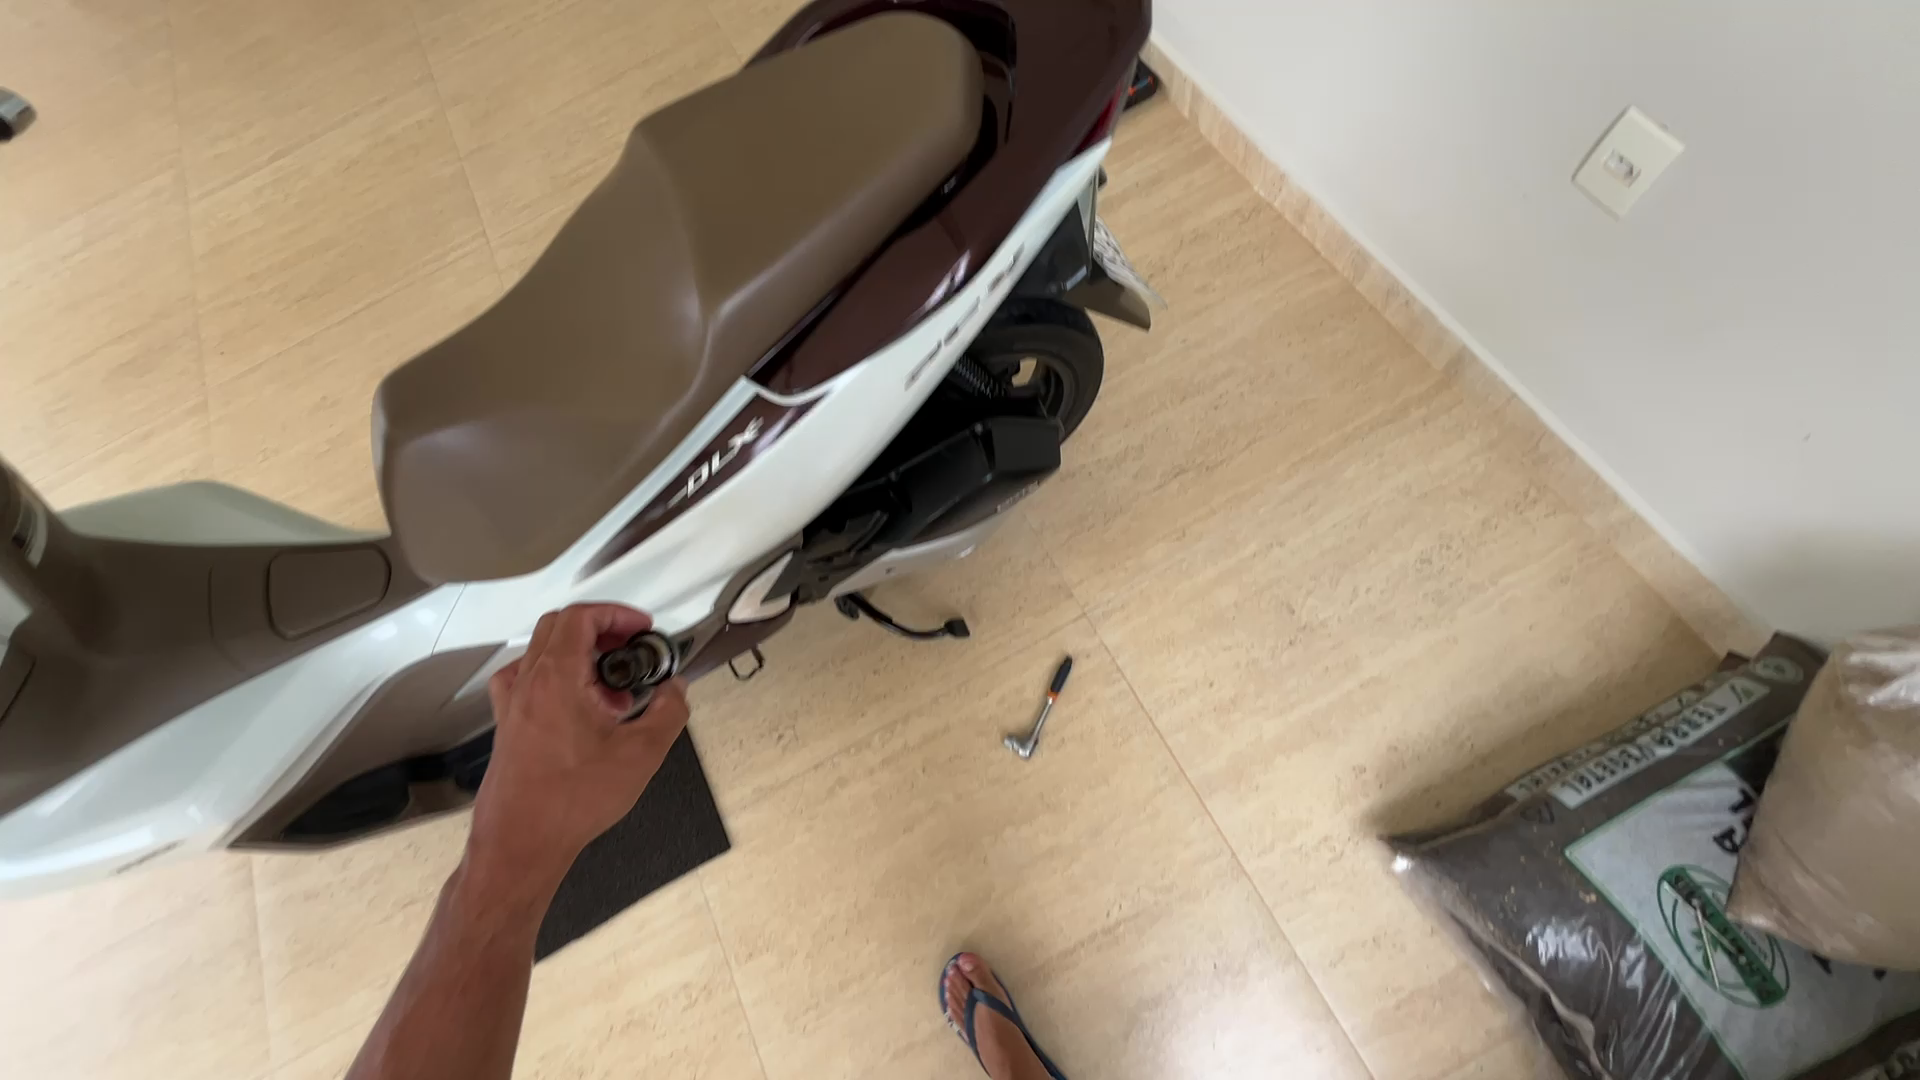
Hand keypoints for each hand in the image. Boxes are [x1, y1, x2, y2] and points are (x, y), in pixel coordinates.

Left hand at [466, 603, 689, 894]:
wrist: (521, 845)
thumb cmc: (574, 799)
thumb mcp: (643, 753)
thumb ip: (669, 711)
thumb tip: (676, 688)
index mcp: (556, 679)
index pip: (579, 617)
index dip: (616, 613)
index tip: (642, 628)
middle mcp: (527, 684)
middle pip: (558, 626)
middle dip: (601, 628)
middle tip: (632, 646)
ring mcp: (512, 705)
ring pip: (542, 651)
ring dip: (580, 652)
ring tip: (612, 684)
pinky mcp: (508, 726)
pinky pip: (530, 679)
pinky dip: (560, 675)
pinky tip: (583, 705)